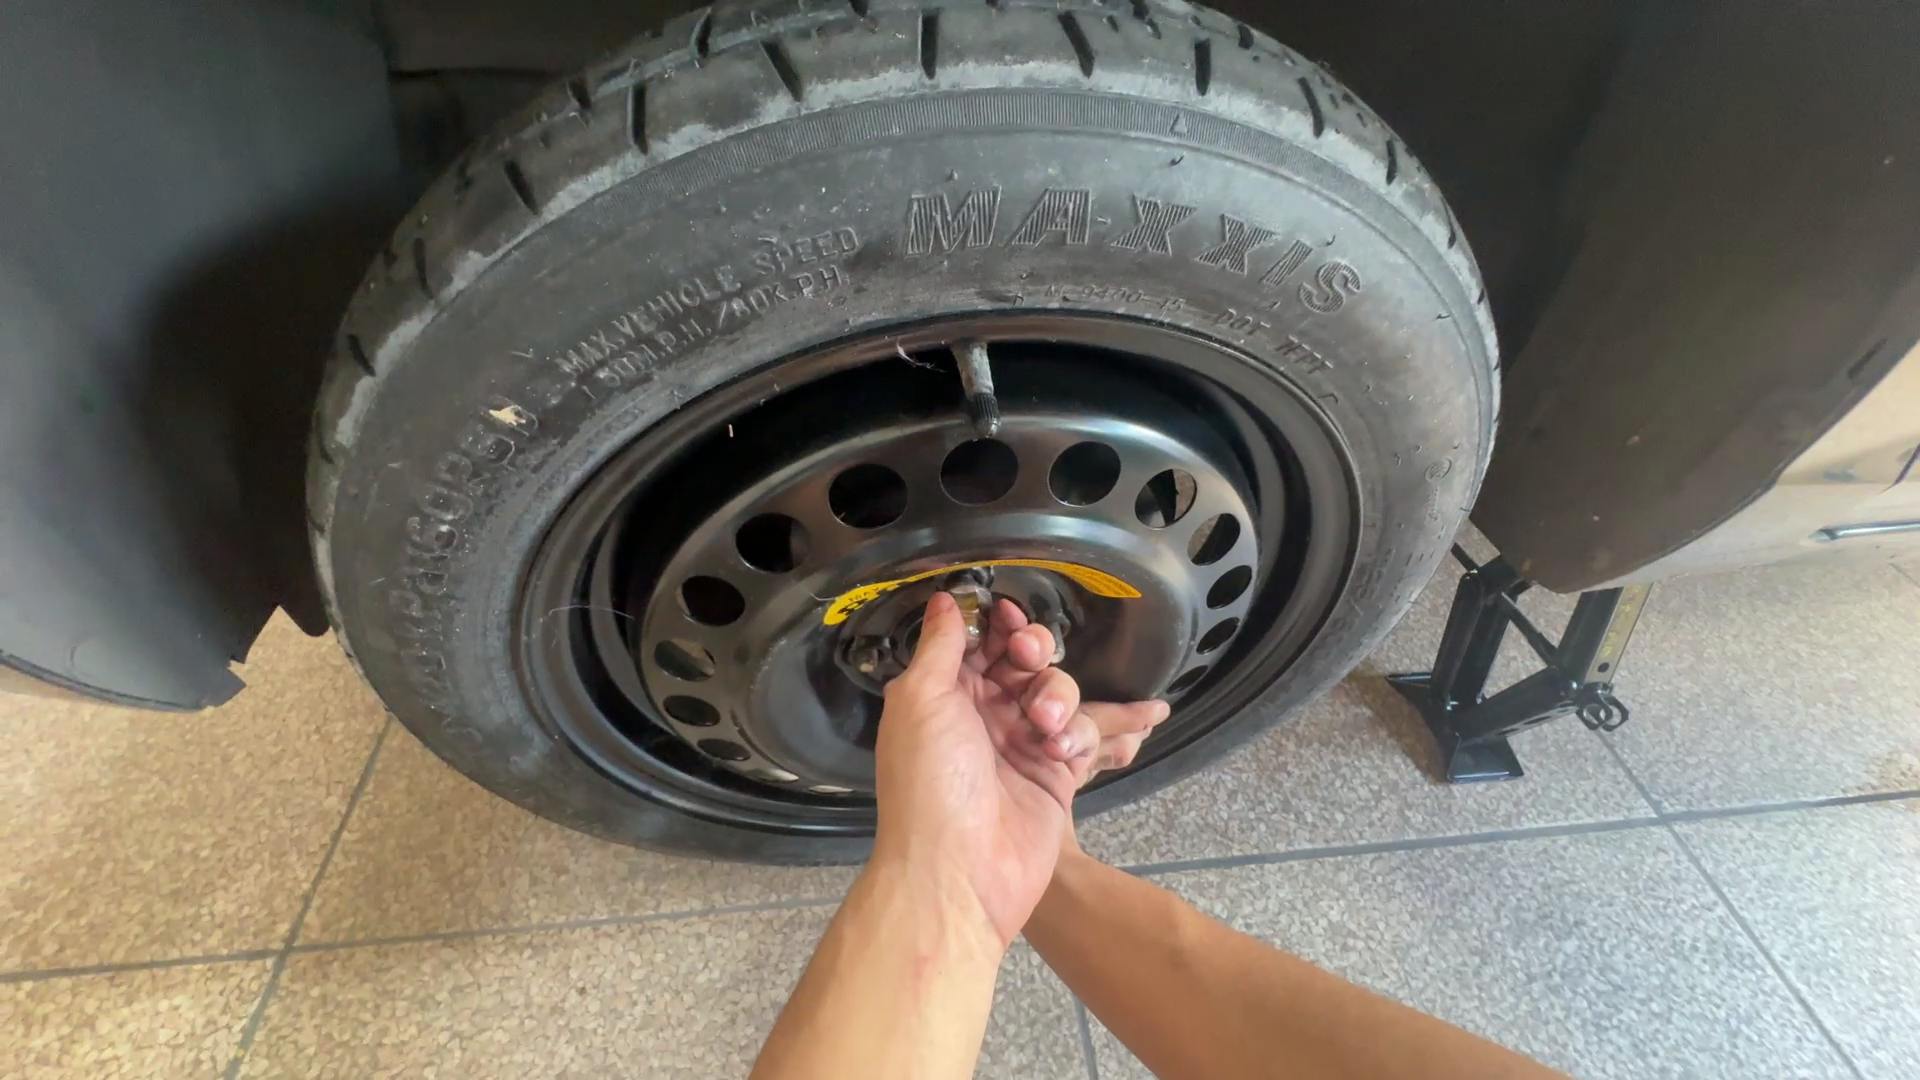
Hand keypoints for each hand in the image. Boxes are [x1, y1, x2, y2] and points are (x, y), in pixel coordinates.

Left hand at [872, 592, 1168, 945]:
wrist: (961, 872)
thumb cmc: (931, 780)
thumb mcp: (921, 700)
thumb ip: (939, 645)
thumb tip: (943, 598)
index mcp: (944, 693)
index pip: (978, 641)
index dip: (996, 624)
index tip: (1009, 615)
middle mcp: (983, 712)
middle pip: (1023, 658)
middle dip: (1032, 648)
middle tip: (1027, 655)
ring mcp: (1022, 741)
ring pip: (1056, 688)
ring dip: (1055, 694)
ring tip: (1043, 723)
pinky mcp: (1056, 770)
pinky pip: (1080, 732)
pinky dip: (1075, 733)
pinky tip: (1060, 752)